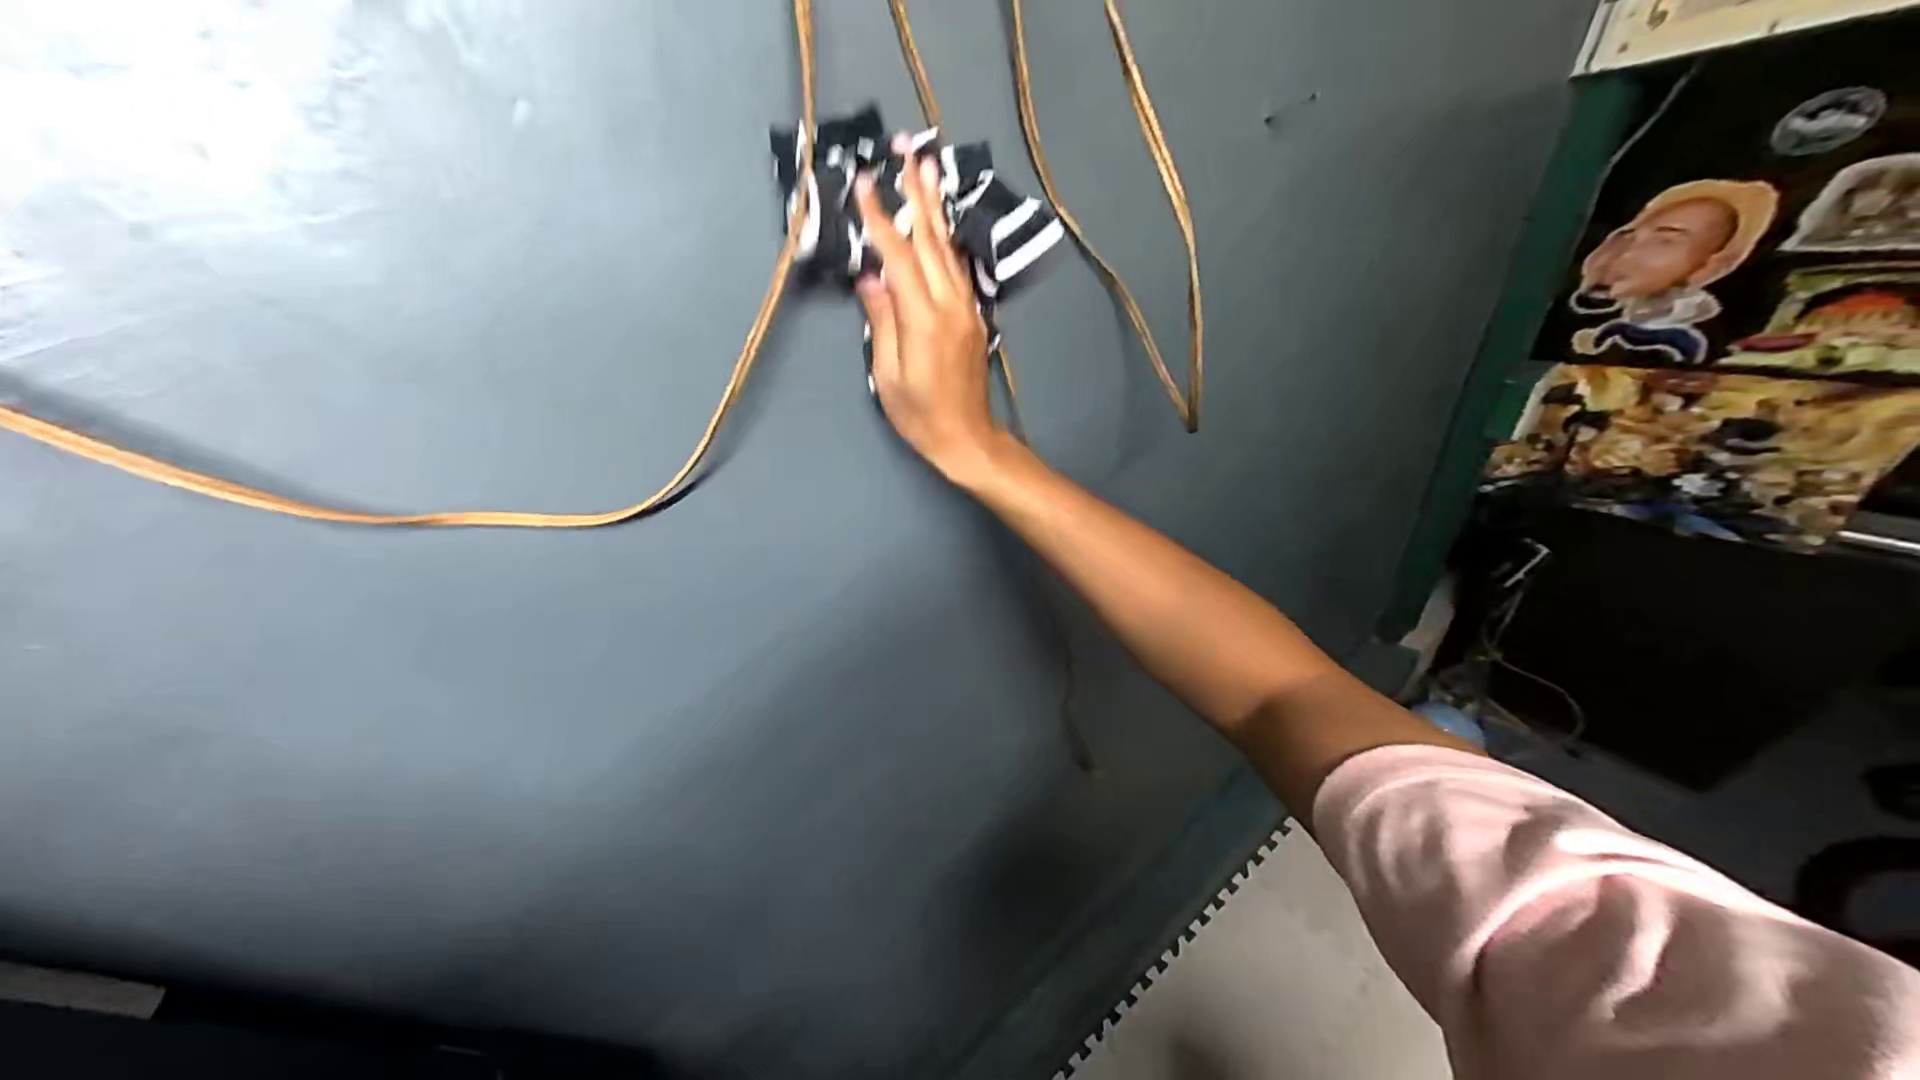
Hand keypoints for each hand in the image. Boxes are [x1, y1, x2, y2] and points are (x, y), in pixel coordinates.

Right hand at [853, 146, 1007, 483]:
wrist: (968, 437)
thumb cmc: (920, 415)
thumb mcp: (888, 375)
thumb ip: (881, 322)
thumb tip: (871, 278)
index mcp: (925, 320)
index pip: (900, 257)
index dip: (881, 219)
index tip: (865, 183)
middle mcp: (951, 306)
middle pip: (932, 242)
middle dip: (919, 195)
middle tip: (910, 153)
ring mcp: (967, 310)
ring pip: (949, 251)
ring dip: (937, 210)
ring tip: (928, 172)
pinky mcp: (974, 318)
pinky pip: (958, 270)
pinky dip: (946, 241)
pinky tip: (941, 225)